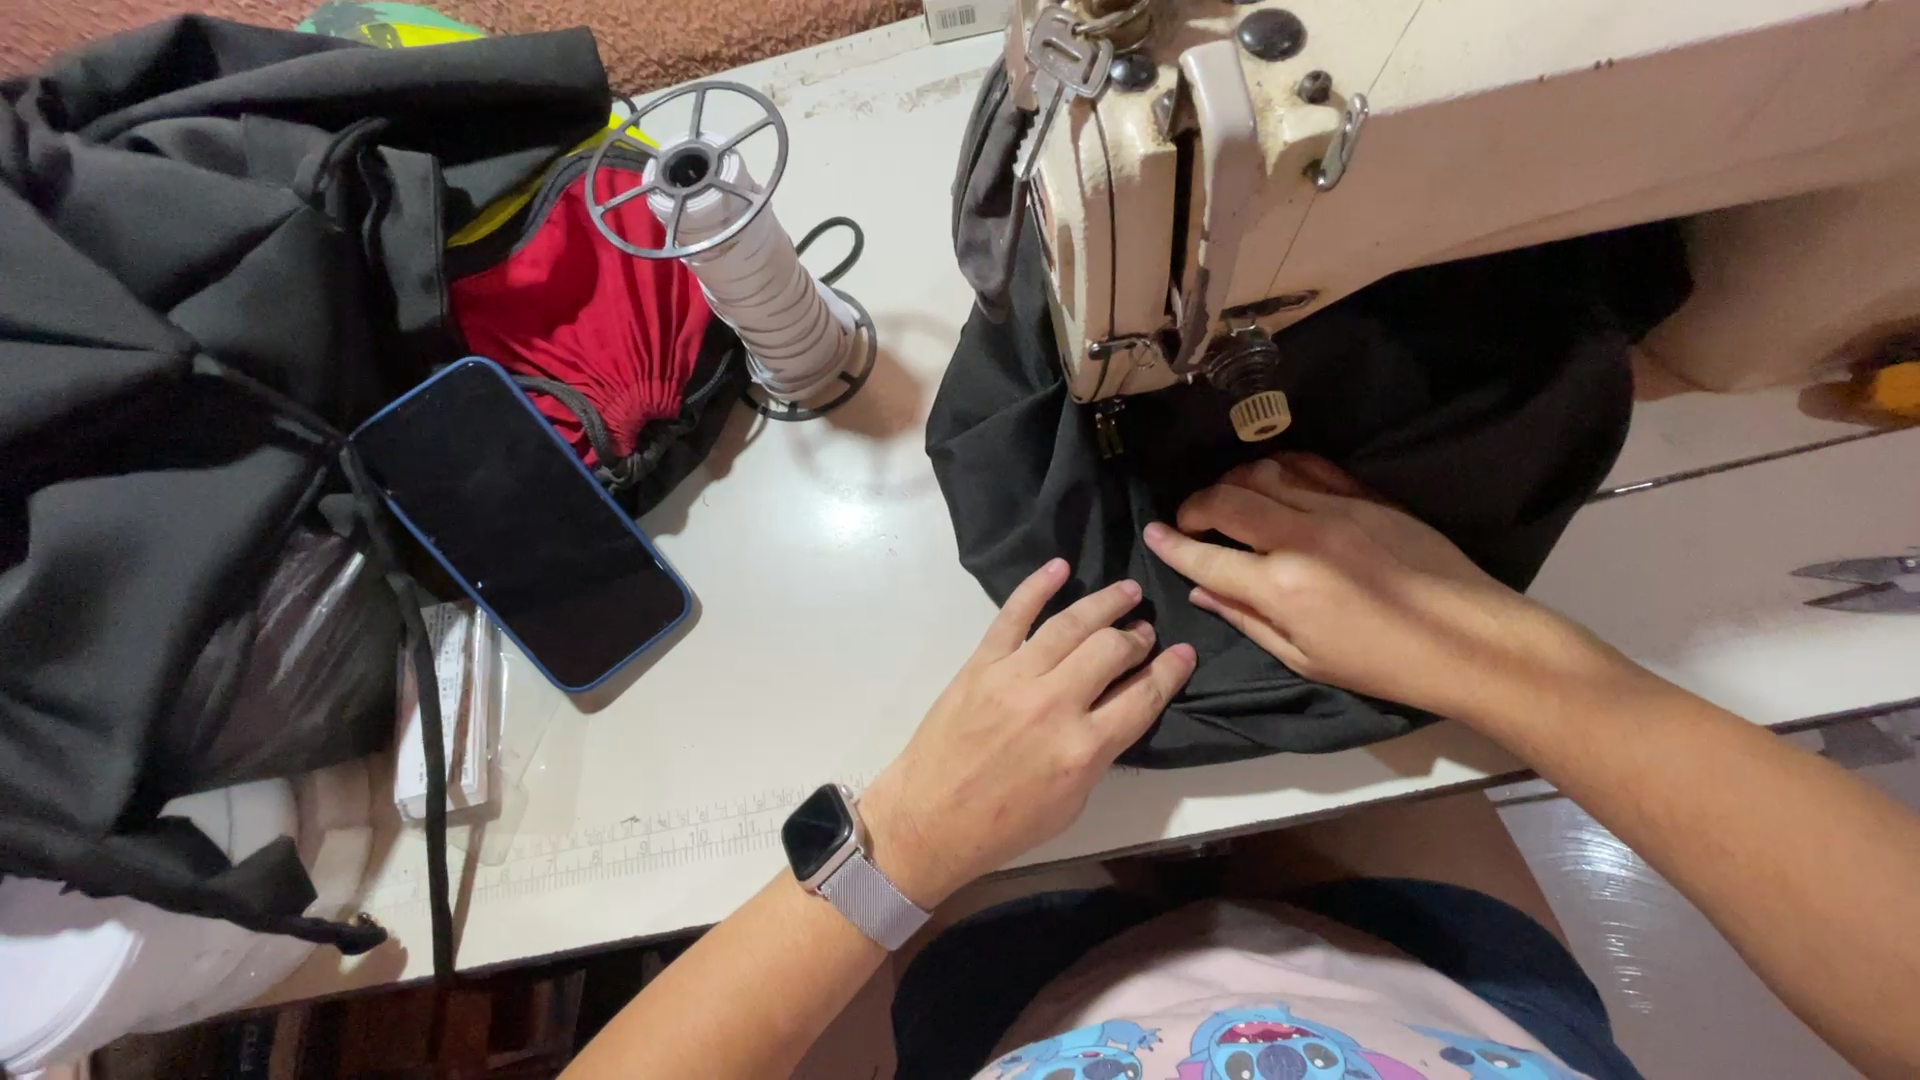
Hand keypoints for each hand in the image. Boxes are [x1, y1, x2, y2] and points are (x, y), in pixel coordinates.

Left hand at [860, 560, 1196, 906]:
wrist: (931, 818)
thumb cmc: (1004, 823)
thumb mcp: (1071, 802)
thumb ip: (1098, 752)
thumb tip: (1114, 708)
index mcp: (1084, 749)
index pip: (1142, 697)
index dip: (1170, 671)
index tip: (1183, 652)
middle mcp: (1055, 705)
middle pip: (1111, 651)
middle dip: (1136, 637)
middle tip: (1143, 631)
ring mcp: (1015, 678)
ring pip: (1070, 625)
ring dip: (1104, 603)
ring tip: (1127, 591)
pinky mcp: (981, 663)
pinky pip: (1013, 615)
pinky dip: (1036, 586)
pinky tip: (1059, 568)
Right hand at [1141, 453, 1619, 722]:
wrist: (1471, 640)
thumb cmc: (1382, 665)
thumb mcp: (1303, 658)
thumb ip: (1245, 619)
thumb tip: (1200, 593)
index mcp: (1281, 588)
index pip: (1206, 558)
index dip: (1171, 545)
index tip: (1151, 534)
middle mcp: (1300, 538)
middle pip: (1226, 501)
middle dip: (1193, 507)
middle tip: (1187, 520)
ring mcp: (1335, 509)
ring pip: (1261, 473)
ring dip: (1231, 483)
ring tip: (1226, 500)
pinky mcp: (1365, 496)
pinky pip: (1307, 464)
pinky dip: (1276, 466)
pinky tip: (1269, 480)